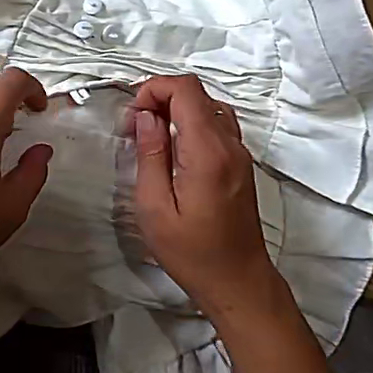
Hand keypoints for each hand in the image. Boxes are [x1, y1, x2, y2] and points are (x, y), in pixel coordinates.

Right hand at [128, 76, 280, 321]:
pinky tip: (172, 149)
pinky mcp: (240, 164)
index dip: (154, 89)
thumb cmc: (192, 252)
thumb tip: (145, 116)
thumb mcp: (154, 206)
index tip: (133, 115)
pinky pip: (216, 124)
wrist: (238, 283)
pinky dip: (190, 122)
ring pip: (207, 105)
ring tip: (151, 136)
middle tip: (136, 127)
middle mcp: (230, 146)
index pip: (186, 90)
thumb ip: (150, 154)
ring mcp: (239, 154)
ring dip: (176, 109)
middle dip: (160, 98)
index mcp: (208, 152)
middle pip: (197, 93)